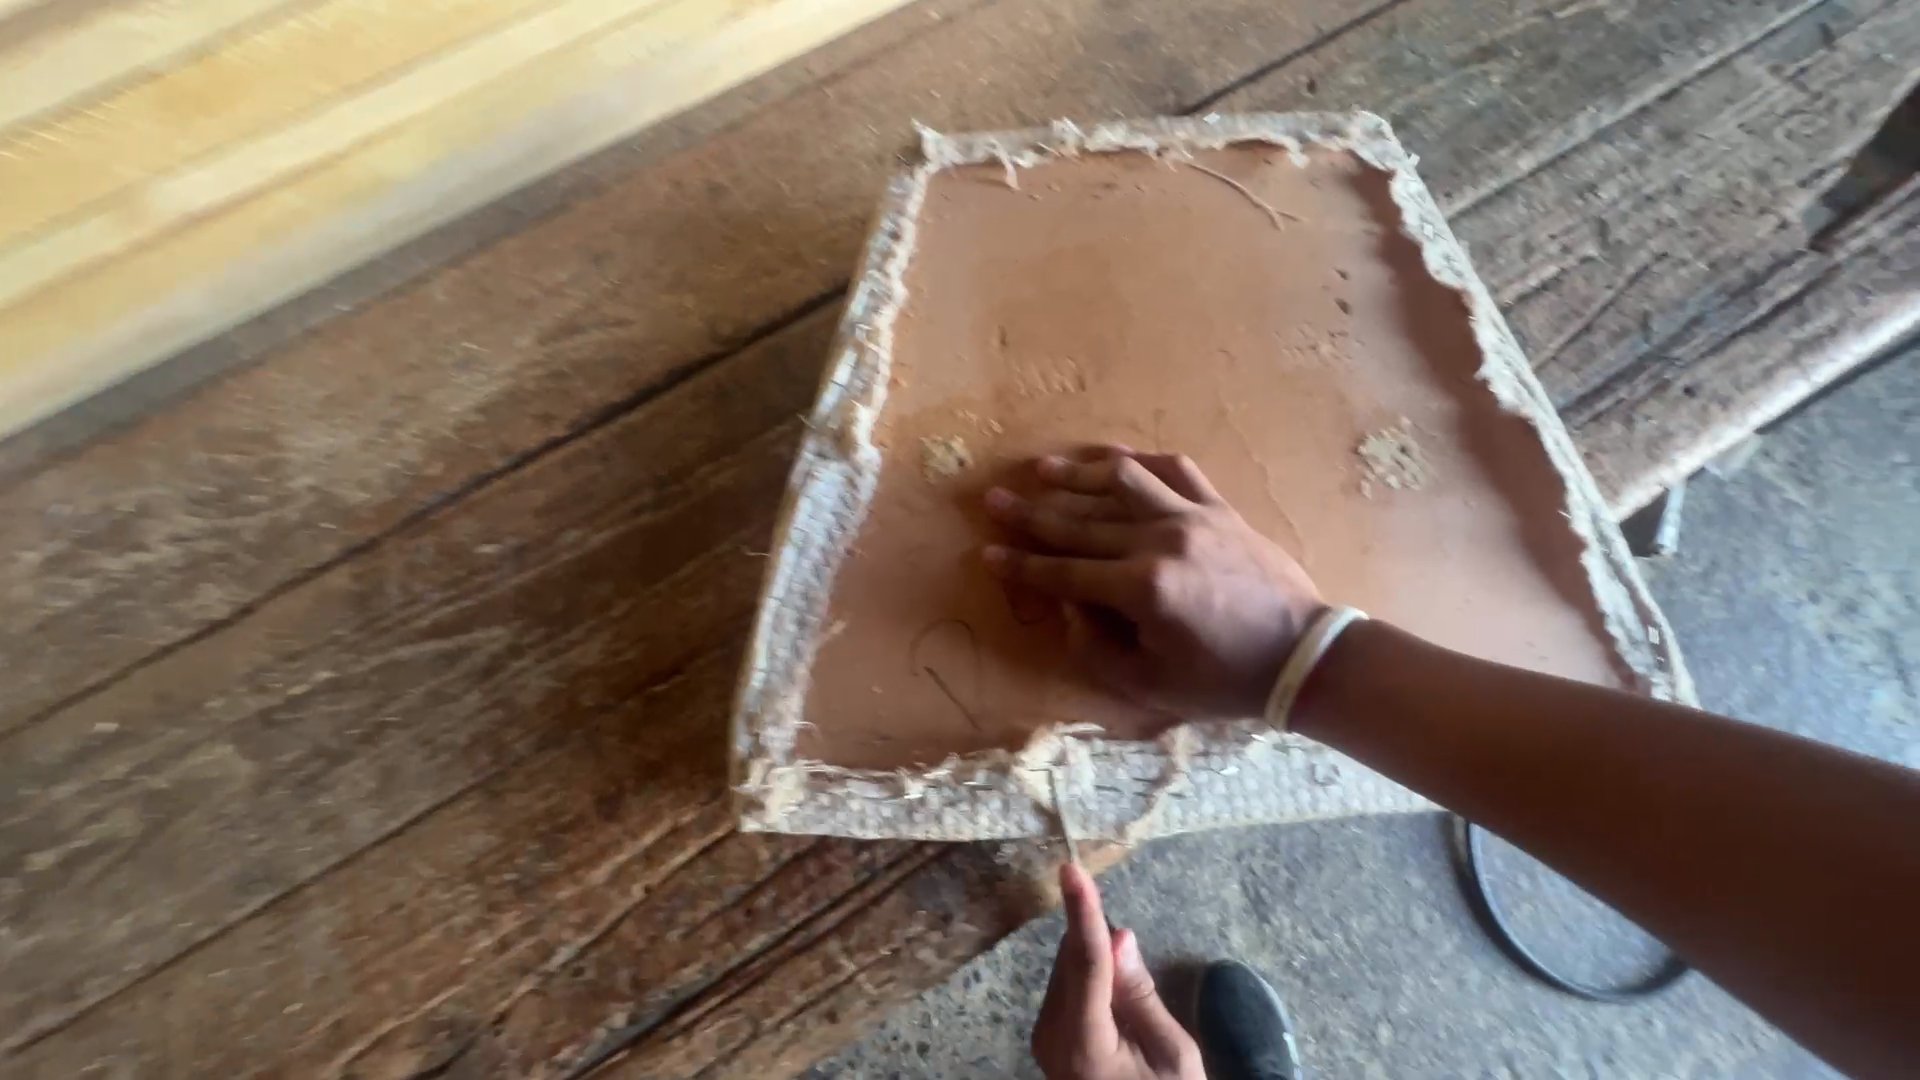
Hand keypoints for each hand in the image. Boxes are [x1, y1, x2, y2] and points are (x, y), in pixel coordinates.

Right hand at [983, 447, 1323, 717]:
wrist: (1302, 656)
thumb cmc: (1222, 679)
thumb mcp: (1148, 684)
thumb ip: (1095, 646)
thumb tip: (1069, 603)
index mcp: (1142, 590)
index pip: (1063, 573)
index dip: (1021, 565)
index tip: (988, 552)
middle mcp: (1161, 542)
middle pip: (1081, 522)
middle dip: (1031, 514)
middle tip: (994, 500)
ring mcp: (1192, 517)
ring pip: (1122, 481)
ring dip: (1077, 473)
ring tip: (1042, 468)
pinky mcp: (1218, 508)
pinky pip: (1175, 469)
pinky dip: (1139, 460)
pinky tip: (1112, 455)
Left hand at [1032, 863, 1203, 1079]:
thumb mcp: (1174, 1057)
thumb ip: (1141, 994)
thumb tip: (1118, 936)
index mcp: (1085, 1045)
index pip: (1086, 962)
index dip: (1083, 911)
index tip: (1071, 867)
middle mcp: (1051, 1037)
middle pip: (1073, 959)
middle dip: (1099, 940)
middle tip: (1133, 955)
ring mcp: (1043, 1039)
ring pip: (1067, 967)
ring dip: (1094, 959)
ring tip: (1129, 1002)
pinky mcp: (1045, 1038)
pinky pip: (1065, 986)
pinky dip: (1087, 978)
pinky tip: (1113, 1006)